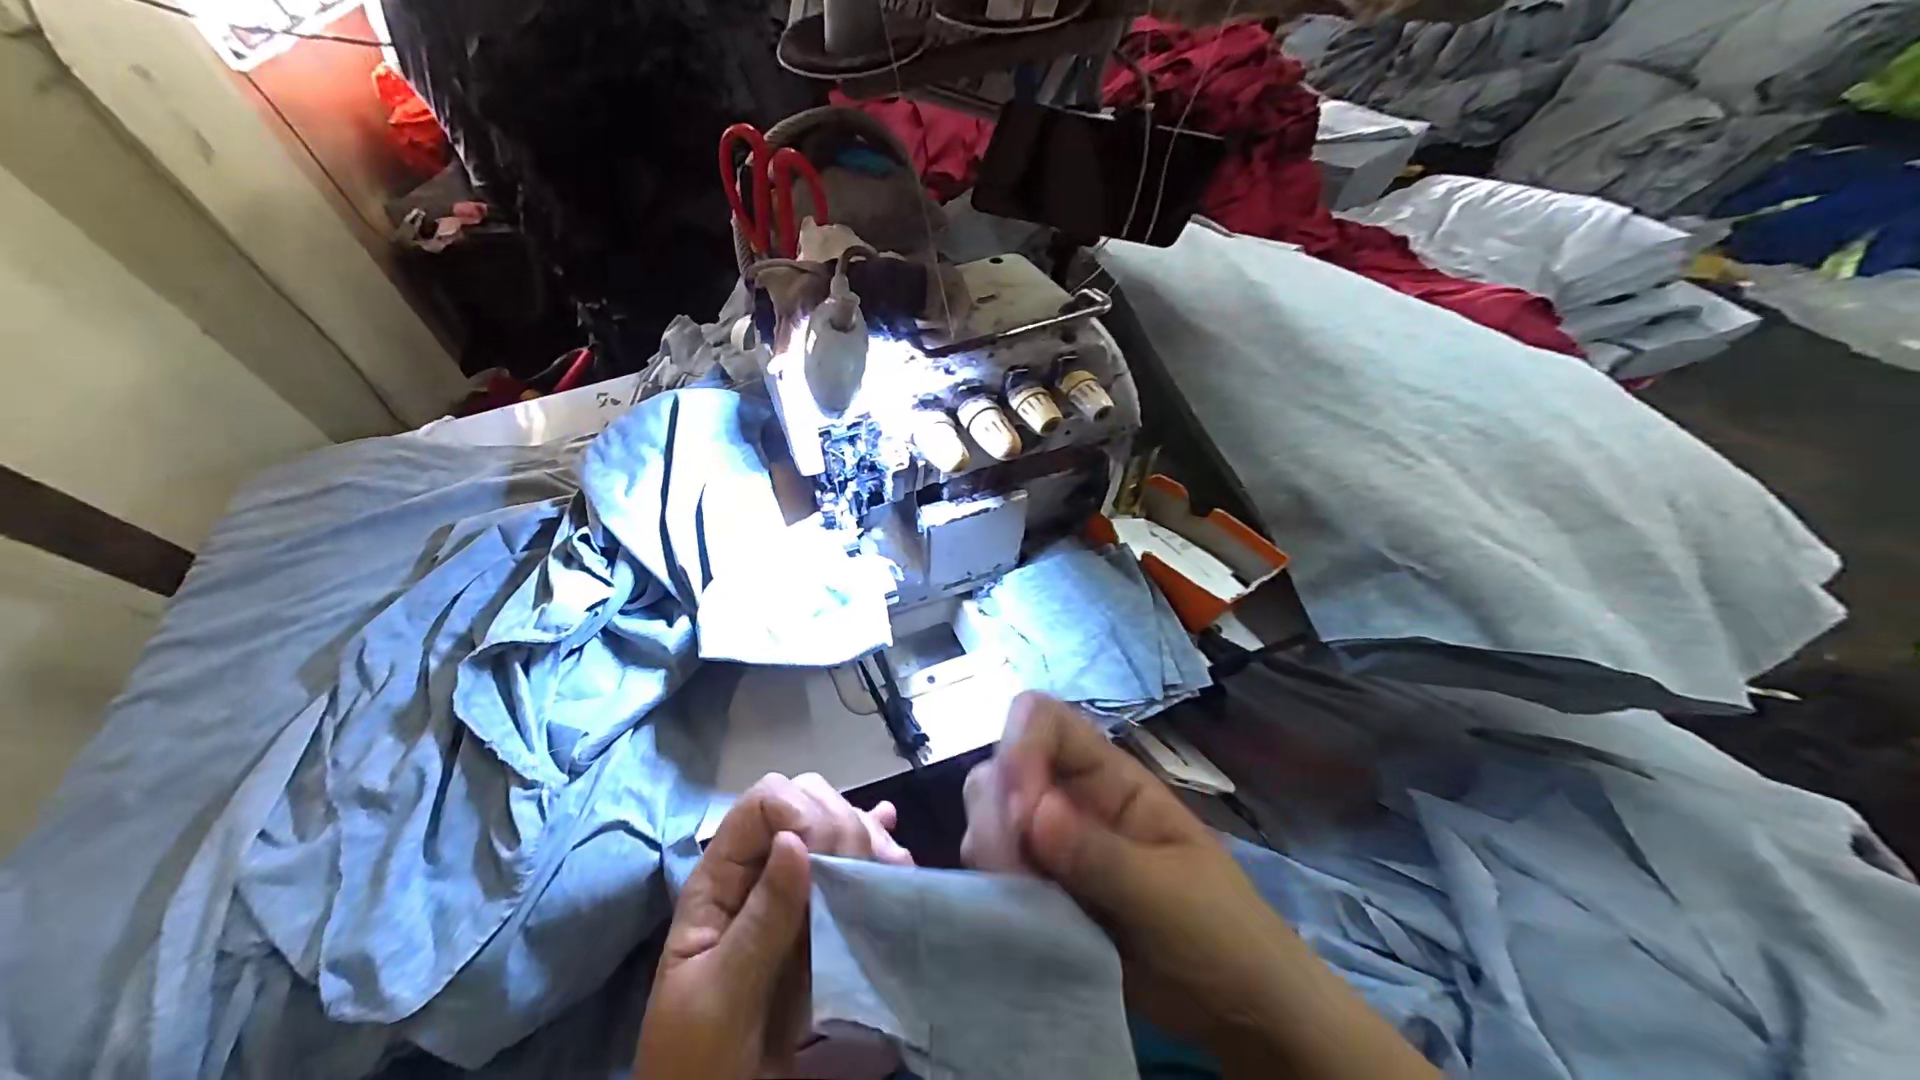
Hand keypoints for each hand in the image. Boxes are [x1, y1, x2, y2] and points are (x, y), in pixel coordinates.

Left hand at [635, 773, 911, 1079]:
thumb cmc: (701, 1057)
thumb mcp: (719, 995)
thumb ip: (759, 921)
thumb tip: (795, 840)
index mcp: (721, 880)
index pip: (762, 804)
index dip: (800, 814)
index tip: (827, 857)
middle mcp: (759, 872)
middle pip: (804, 803)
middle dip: (841, 823)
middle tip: (865, 867)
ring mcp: (792, 891)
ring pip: (833, 827)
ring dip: (868, 835)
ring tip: (894, 865)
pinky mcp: (819, 915)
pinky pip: (848, 863)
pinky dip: (875, 847)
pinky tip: (895, 844)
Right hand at [962, 694, 1437, 1079]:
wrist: (1233, 1006)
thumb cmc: (1221, 932)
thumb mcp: (1170, 893)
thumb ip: (1101, 854)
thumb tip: (1034, 811)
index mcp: (1111, 776)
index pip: (1045, 720)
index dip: (1022, 748)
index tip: (1024, 812)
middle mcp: (1070, 796)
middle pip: (1002, 764)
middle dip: (998, 810)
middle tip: (1021, 869)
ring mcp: (1049, 840)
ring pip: (988, 814)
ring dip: (992, 850)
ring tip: (1028, 900)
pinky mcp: (1037, 885)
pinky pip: (991, 866)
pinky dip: (991, 884)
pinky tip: (1018, 914)